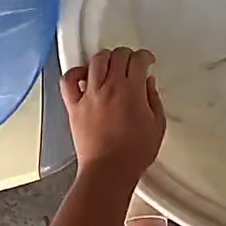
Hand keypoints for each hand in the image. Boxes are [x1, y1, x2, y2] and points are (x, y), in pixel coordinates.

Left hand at [62, 47, 165, 185]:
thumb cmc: (134, 153)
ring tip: (111, 65)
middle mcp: (110, 87)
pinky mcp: (74, 106)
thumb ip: (154, 100)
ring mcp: (90, 95)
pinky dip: (76, 72)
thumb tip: (148, 84)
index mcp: (132, 91)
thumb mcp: (157, 125)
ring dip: (106, 58)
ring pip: (95, 61)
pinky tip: (85, 76)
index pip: (138, 60)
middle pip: (117, 55)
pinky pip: (69, 80)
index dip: (145, 56)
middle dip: (127, 55)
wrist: (109, 171)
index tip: (147, 61)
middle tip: (131, 63)